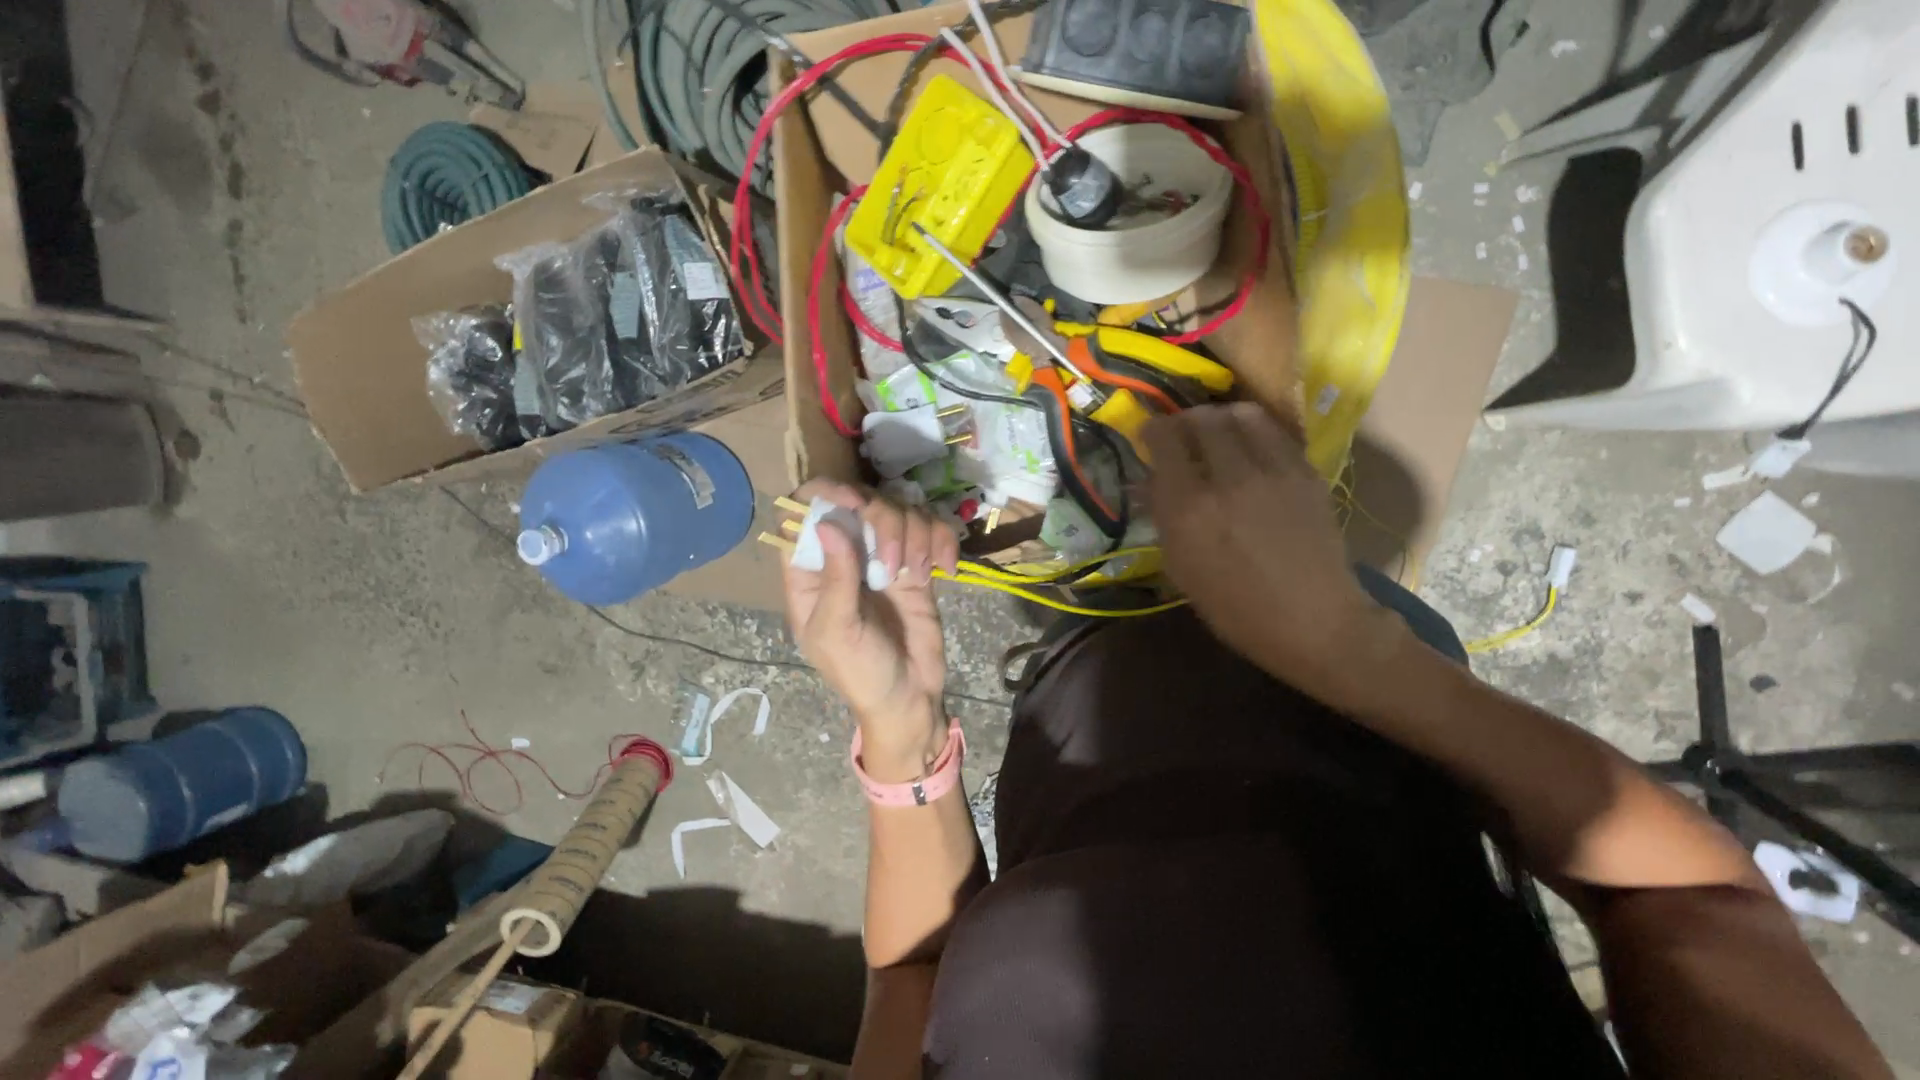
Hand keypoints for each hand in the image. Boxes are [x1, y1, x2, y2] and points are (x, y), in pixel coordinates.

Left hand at [782, 480, 961, 781]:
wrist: (910, 698)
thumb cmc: (859, 672)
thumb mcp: (837, 632)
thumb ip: (834, 579)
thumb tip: (825, 524)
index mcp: (810, 571)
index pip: (802, 513)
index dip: (824, 496)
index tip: (853, 504)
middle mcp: (845, 555)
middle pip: (860, 501)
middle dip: (882, 521)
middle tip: (893, 561)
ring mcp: (883, 557)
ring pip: (900, 510)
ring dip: (915, 535)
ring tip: (917, 575)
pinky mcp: (917, 564)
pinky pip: (931, 529)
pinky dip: (941, 541)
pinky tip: (944, 568)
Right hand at [1144, 403, 1410, 706]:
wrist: (1314, 622)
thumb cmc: (1236, 609)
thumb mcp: (1182, 569)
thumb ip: (1163, 517)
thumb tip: (1149, 480)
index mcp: (1188, 508)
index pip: (1163, 438)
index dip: (1153, 431)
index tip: (1152, 439)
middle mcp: (1227, 479)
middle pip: (1201, 418)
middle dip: (1186, 421)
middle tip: (1185, 436)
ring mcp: (1271, 472)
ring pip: (1241, 414)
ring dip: (1224, 419)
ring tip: (1221, 435)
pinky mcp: (1305, 472)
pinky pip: (1275, 432)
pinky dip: (1257, 431)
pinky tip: (1253, 449)